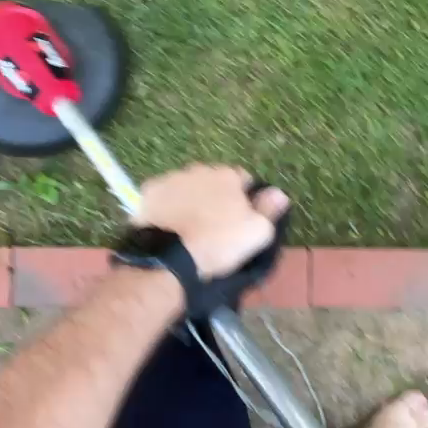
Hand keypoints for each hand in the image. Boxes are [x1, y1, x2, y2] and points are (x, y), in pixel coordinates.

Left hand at [134, 165, 289, 279]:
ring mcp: (171, 178)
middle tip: (214, 225)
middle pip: (213, 181)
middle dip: (215, 196)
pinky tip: (168, 225)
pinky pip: (163, 196)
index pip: (243, 180)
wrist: (170, 258)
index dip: (245, 199)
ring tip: (189, 227)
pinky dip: (167, 206)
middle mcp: (199, 169)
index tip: (240, 219)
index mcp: (228, 175)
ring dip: (190, 199)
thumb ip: (269, 210)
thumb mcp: (257, 233)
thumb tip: (279, 193)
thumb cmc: (219, 244)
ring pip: (187, 186)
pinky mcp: (148, 192)